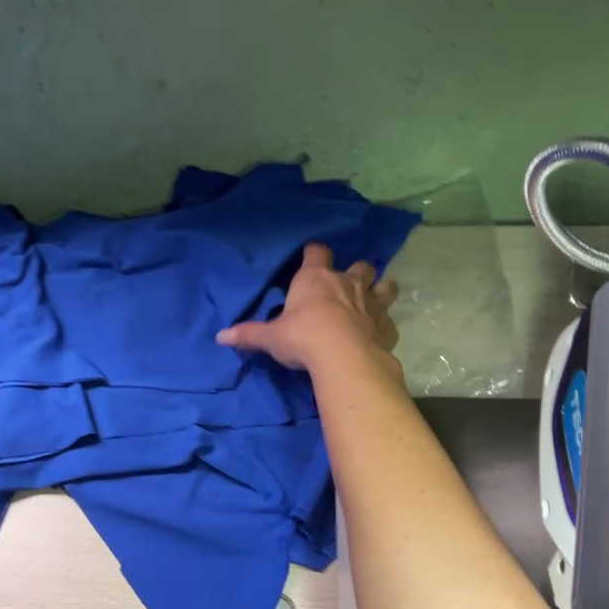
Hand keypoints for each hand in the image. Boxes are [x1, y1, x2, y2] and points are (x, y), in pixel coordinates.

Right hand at [216, 243, 401, 375]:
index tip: (311, 256)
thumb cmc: (303, 338)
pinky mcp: (387, 326)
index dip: (314, 253)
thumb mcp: (271, 338)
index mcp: (316, 279)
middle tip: (348, 283)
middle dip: (356, 271)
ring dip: (381, 288)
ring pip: (385, 285)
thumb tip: (220, 337)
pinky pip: (389, 320)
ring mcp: (372, 303)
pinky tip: (378, 332)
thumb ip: (248, 334)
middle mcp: (348, 283)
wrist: (344, 357)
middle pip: (360, 266)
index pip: (317, 251)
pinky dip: (384, 324)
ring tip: (375, 297)